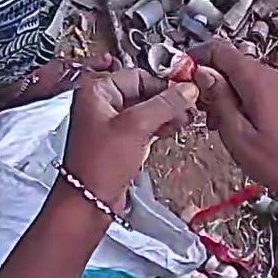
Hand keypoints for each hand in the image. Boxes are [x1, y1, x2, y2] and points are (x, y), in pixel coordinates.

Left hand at [62, 67, 198, 212]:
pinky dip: (158, 125)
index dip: (163, 85)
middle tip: (188, 108)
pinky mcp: (118, 140)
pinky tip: (172, 129)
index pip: (138, 76)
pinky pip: (143, 125)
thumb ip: (165, 104)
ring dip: (166, 113)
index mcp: (97, 90)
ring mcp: (109, 122)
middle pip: (143, 91)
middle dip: (167, 101)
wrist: (89, 201)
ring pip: (145, 109)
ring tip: (183, 120)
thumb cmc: (100, 164)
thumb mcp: (136, 126)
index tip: (186, 92)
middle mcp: (101, 103)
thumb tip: (187, 89)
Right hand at [191, 41, 277, 206]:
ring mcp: (275, 85)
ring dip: (219, 92)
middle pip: (228, 61)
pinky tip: (228, 123)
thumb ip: (217, 98)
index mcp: (257, 80)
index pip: (219, 49)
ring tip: (212, 120)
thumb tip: (201, 73)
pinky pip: (248, 87)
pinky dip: (233, 99)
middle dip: (206, 79)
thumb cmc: (275, 161)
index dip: (196, 58)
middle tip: (195, 104)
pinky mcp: (277, 97)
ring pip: (236, 75)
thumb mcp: (235, 132)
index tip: (182, 74)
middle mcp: (268, 76)